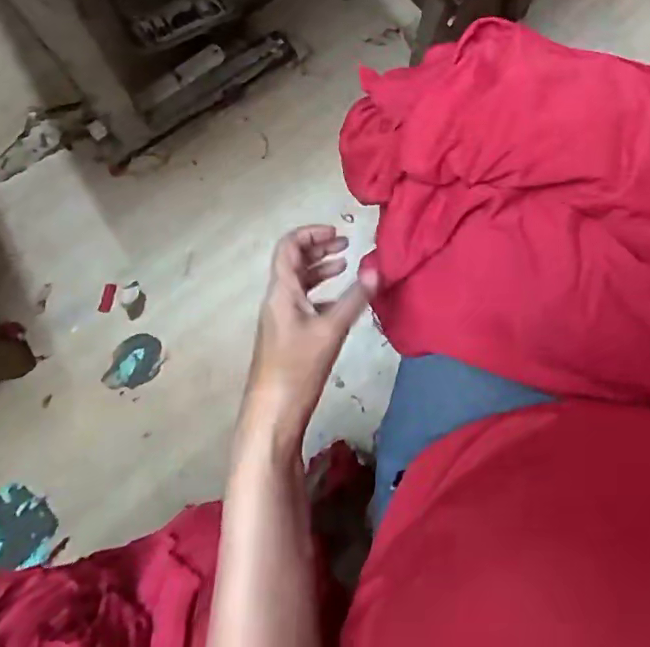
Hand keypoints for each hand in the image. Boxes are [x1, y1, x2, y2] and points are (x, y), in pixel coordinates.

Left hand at [237, 225, 376, 450]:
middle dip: (319, 248)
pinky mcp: (288, 336)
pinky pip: (304, 302)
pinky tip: (342, 302)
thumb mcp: (331, 329)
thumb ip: (355, 297)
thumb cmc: (297, 368)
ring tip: (345, 266)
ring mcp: (281, 318)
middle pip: (294, 262)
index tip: (338, 233)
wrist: (272, 415)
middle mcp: (278, 299)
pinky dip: (322, 294)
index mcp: (282, 291)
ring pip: (300, 282)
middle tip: (346, 245)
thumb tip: (377, 268)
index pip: (288, 247)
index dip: (311, 234)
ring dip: (321, 269)